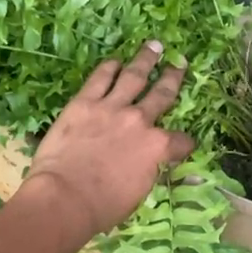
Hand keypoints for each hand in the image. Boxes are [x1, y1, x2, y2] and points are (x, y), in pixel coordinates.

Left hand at [25, 42, 195, 236]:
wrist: (66, 197)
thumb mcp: (140, 192)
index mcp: (158, 147)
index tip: (184, 145)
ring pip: (134, 76)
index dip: (184, 144)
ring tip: (154, 46)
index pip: (181, 141)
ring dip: (146, 60)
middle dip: (173, 78)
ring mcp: (112, 108)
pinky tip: (115, 61)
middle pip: (162, 94)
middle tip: (180, 63)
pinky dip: (109, 68)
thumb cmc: (104, 206)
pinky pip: (100, 78)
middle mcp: (140, 120)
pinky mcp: (84, 102)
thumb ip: (149, 170)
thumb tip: (154, 165)